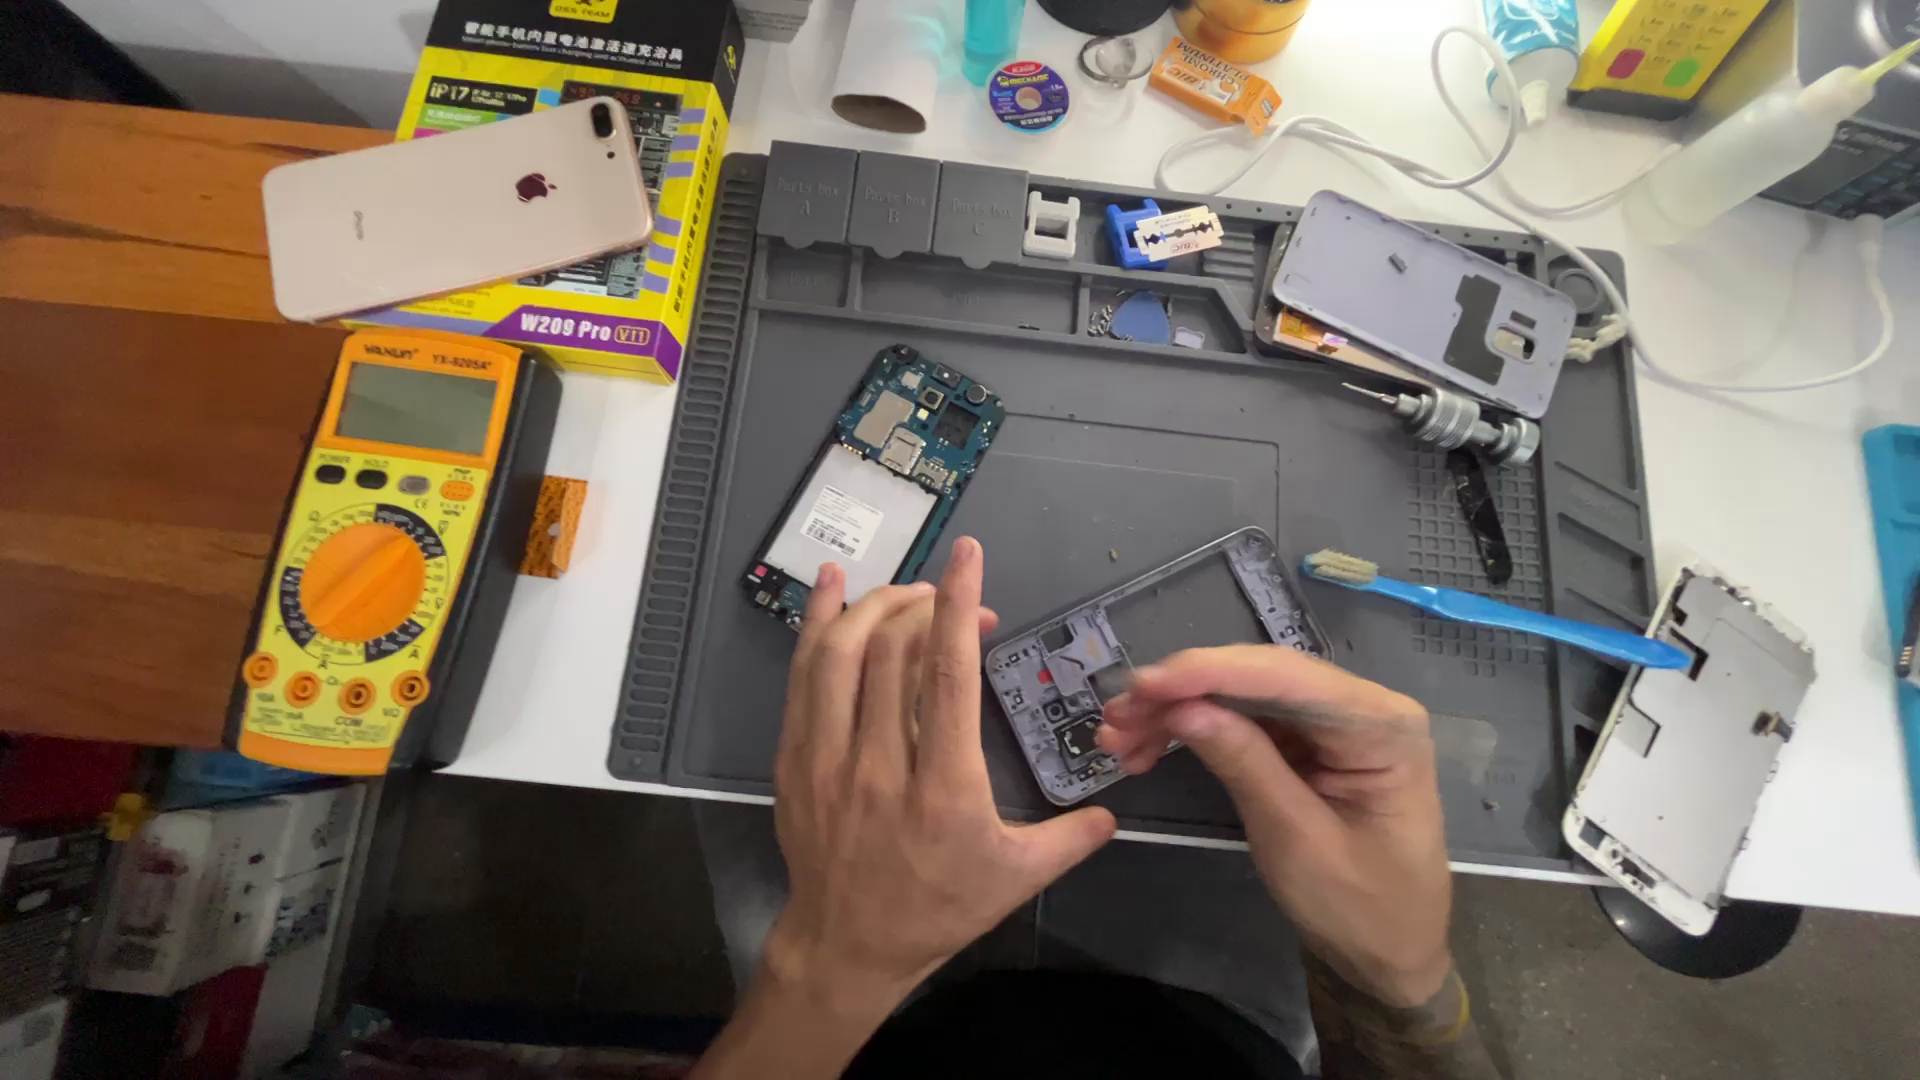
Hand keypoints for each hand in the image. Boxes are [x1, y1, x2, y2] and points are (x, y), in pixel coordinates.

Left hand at [765, 537, 1116, 1012]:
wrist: (846, 947)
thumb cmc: (936, 909)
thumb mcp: (1014, 879)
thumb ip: (1069, 839)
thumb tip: (1115, 811)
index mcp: (942, 787)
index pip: (947, 674)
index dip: (958, 606)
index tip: (968, 557)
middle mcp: (878, 763)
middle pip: (892, 651)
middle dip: (925, 604)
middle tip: (950, 598)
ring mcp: (825, 758)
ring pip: (841, 654)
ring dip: (875, 606)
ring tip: (906, 593)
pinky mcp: (793, 757)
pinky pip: (801, 676)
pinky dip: (817, 622)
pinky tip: (833, 586)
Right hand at [1099, 646, 1451, 1006]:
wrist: (1386, 954)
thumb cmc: (1361, 908)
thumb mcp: (1298, 841)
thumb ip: (1245, 765)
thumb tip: (1182, 709)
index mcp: (1380, 724)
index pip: (1284, 677)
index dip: (1207, 673)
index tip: (1142, 684)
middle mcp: (1355, 703)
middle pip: (1252, 676)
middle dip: (1179, 692)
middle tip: (1116, 716)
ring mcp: (1323, 717)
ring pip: (1233, 692)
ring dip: (1171, 710)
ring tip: (1116, 737)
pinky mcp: (1297, 735)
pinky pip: (1232, 716)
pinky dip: (1186, 728)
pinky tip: (1145, 747)